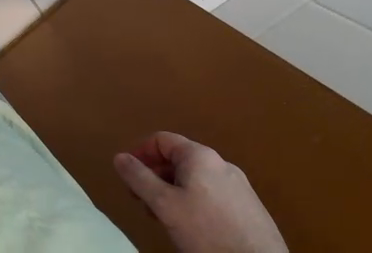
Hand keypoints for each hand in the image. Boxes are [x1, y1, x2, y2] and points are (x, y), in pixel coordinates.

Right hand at [114, 132, 285, 252]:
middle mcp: (222, 164)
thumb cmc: (207, 231)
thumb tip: (119, 157)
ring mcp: (241, 188)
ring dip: (174, 194)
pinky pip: (214, 198)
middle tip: (144, 202)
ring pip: (196, 181)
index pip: (161, 140)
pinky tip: (195, 230)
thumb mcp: (164, 205)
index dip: (140, 153)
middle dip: (156, 178)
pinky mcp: (252, 211)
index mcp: (200, 156)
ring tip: (167, 219)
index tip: (128, 176)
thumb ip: (139, 178)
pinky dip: (196, 205)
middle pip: (179, 161)